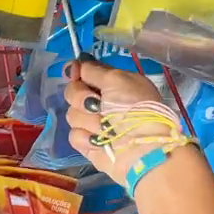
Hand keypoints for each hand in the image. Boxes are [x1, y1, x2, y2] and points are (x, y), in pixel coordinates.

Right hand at [63, 60, 177, 185]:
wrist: (140, 148)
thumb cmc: (133, 109)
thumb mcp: (117, 80)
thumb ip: (94, 70)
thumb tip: (77, 65)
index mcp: (114, 84)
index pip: (86, 72)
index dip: (76, 71)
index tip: (73, 74)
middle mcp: (104, 102)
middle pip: (73, 91)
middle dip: (81, 97)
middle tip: (97, 105)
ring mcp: (94, 123)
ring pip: (72, 113)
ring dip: (88, 119)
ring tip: (105, 128)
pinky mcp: (89, 143)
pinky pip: (74, 135)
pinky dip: (87, 137)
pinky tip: (100, 141)